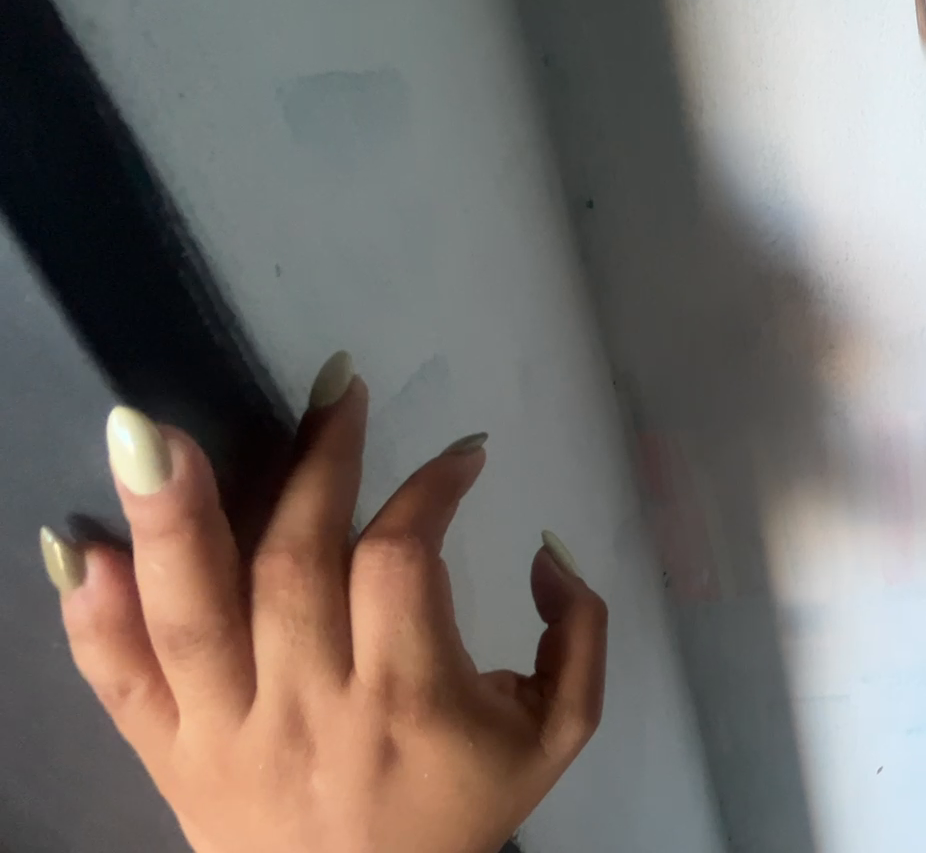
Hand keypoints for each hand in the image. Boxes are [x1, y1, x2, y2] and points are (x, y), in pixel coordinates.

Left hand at [38, 352, 607, 852]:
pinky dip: (89, 614)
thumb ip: (579, 632)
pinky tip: (77, 542)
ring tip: (152, 430)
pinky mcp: (169, 757)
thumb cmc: (472, 805)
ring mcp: (223, 733)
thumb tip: (545, 553)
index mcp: (410, 694)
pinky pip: (116, 682)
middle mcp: (306, 704)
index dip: (432, 489)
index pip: (402, 560)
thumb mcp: (566, 727)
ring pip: (188, 612)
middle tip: (339, 388)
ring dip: (171, 517)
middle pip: (296, 562)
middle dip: (320, 461)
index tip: (465, 455)